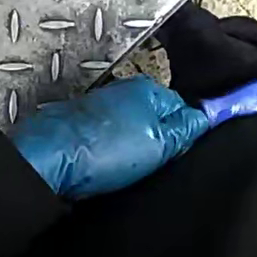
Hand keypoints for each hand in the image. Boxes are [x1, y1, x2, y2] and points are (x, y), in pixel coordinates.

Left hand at [9, 75, 211, 198]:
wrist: (49, 161)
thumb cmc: (102, 151)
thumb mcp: (160, 144)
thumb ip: (188, 128)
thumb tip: (207, 116)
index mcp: (148, 88)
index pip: (184, 110)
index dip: (184, 135)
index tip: (179, 153)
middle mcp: (123, 91)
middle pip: (157, 120)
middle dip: (158, 142)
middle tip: (152, 164)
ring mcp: (101, 106)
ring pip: (132, 131)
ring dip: (132, 150)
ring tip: (124, 167)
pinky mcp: (82, 124)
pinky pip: (109, 139)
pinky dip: (110, 153)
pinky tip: (105, 166)